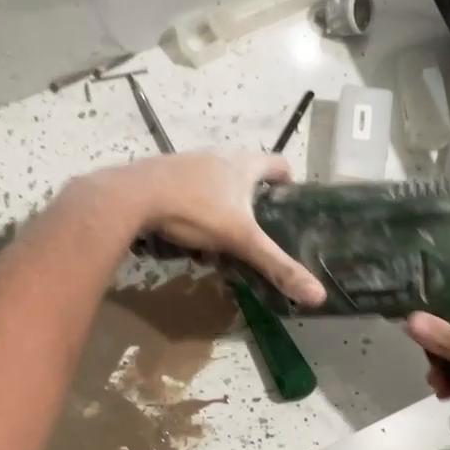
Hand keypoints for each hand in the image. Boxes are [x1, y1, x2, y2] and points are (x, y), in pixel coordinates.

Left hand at [86, 151, 326, 306]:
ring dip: (220, 203)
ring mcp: (188, 160)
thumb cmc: (194, 210)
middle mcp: (218, 155)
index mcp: (243, 164)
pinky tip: (183, 231)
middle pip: (245, 170)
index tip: (290, 201)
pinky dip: (192, 206)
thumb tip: (318, 295)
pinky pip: (186, 187)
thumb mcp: (239, 240)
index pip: (278, 163)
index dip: (288, 180)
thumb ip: (276, 265)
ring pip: (214, 180)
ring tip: (218, 235)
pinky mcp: (162, 172)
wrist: (131, 196)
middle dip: (251, 197)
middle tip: (255, 226)